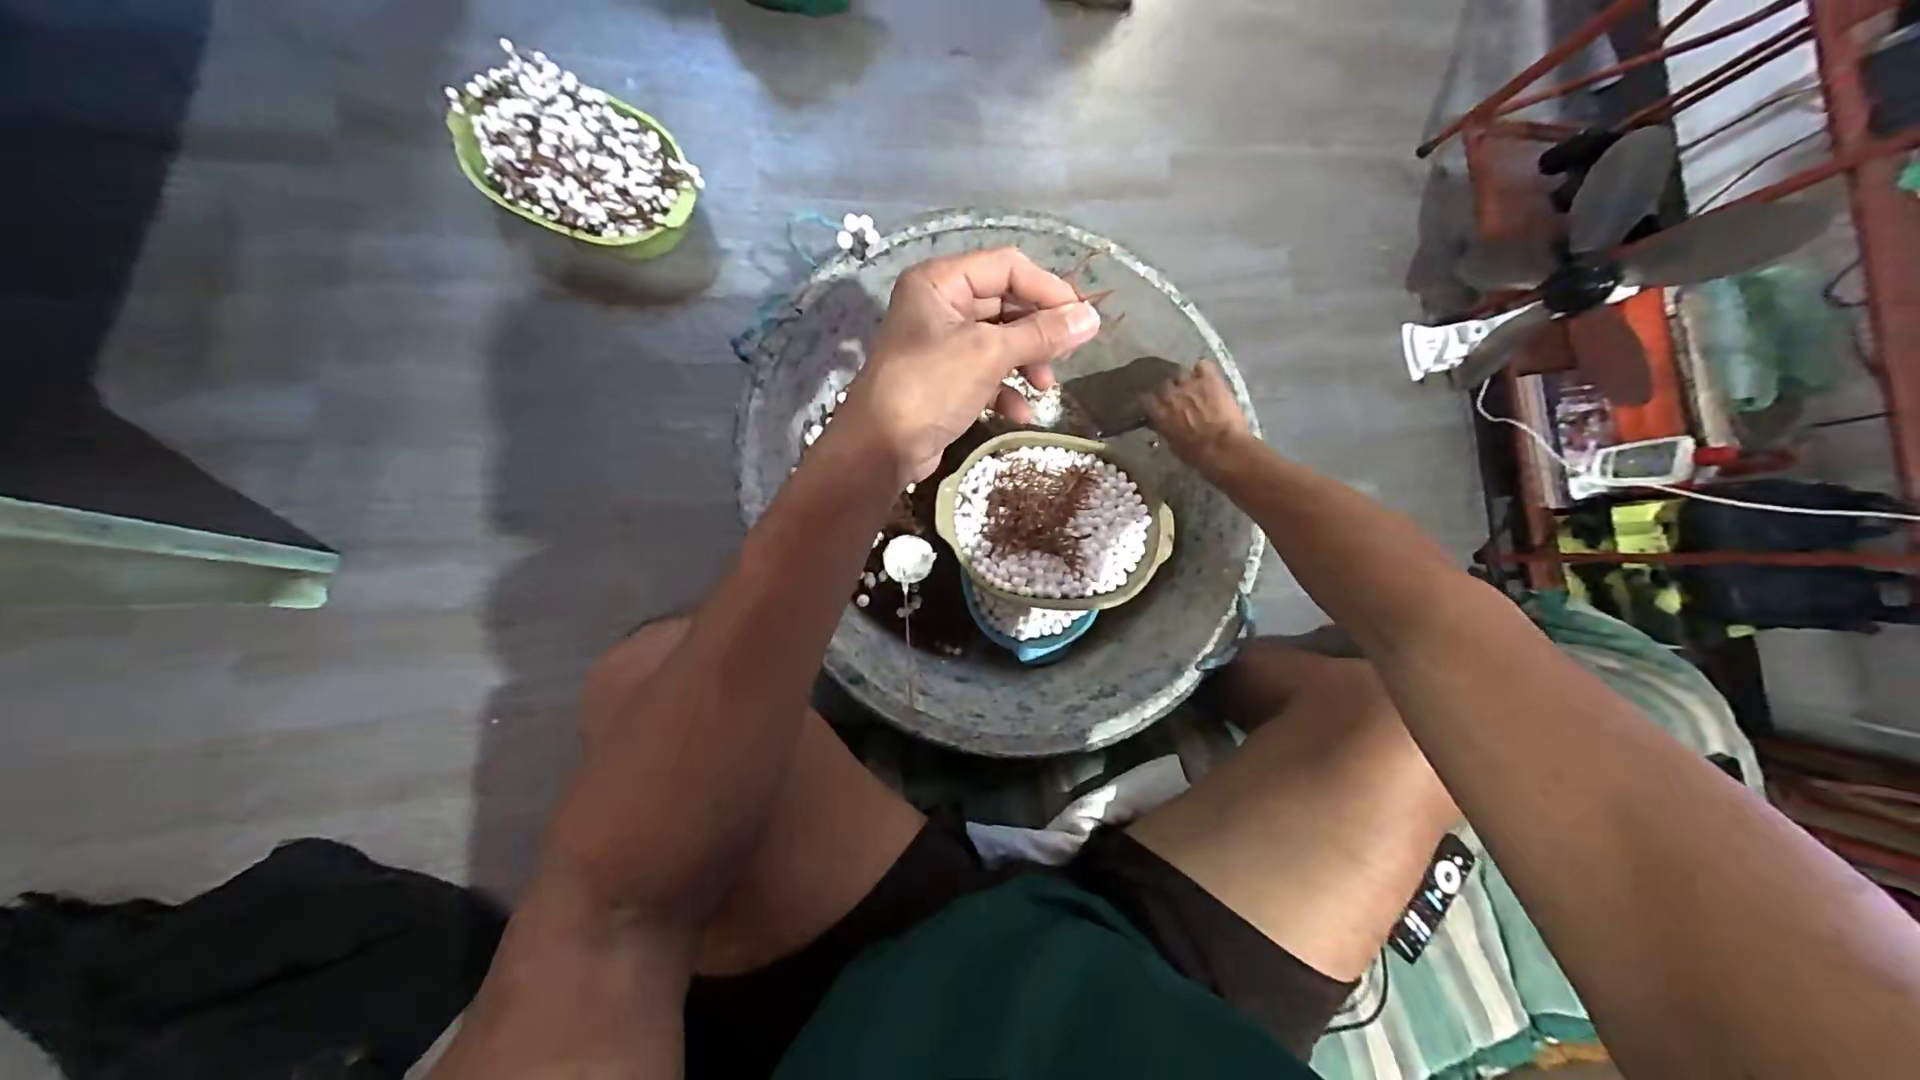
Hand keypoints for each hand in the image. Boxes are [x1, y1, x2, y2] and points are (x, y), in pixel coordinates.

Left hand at [836, 248, 1100, 483]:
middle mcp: (939, 306)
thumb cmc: (930, 387)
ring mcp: (940, 344)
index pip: (1007, 266)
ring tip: (1046, 387)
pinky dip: (1006, 390)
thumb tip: (1092, 318)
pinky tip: (1021, 413)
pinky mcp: (943, 380)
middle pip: (1005, 303)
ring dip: (1027, 362)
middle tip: (1069, 352)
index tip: (1081, 316)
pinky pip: (985, 373)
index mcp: (940, 282)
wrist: (881, 449)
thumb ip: (1042, 333)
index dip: (1048, 288)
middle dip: (1038, 330)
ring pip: (998, 341)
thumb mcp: (989, 354)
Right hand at [1144, 357, 1253, 468]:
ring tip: (1192, 386)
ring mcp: (1190, 383)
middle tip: (1177, 397)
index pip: (1145, 398)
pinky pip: (1203, 365)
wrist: (1223, 447)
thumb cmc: (1196, 453)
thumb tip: (1159, 421)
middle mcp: (1169, 393)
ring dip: (1184, 380)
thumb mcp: (1172, 443)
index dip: (1152, 402)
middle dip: (1169, 390)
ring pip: (1181, 373)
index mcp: (1157, 411)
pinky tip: (1206, 376)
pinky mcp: (1210, 378)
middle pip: (1163, 383)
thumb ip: (1164, 427)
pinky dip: (1203, 369)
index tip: (1156, 406)